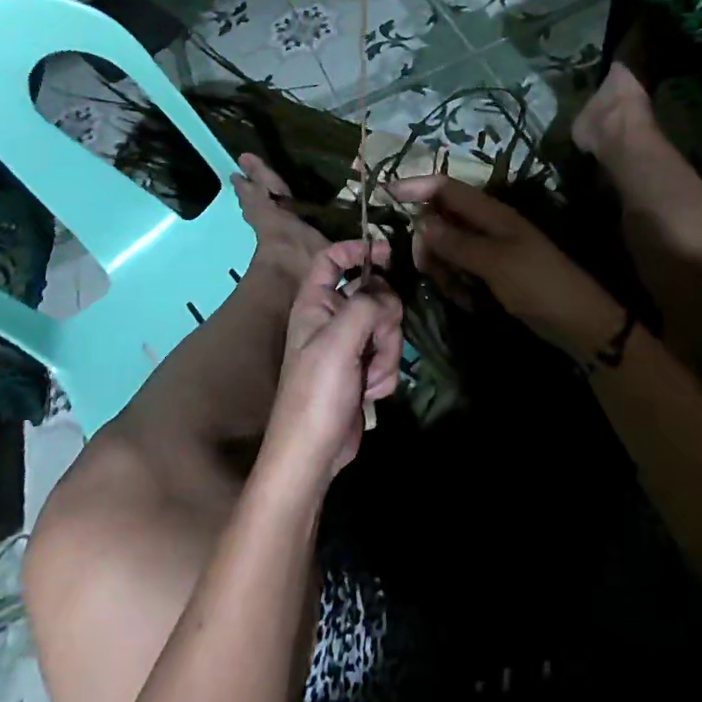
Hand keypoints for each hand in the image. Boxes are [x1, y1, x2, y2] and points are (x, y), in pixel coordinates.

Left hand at [264, 240, 402, 487]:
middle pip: (373, 294)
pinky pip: (388, 354)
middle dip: (384, 320)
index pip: (331, 260)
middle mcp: (330, 320)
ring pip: (386, 327)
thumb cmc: (316, 393)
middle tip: (376, 342)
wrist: (314, 451)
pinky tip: (370, 392)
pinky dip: (385, 372)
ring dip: (387, 352)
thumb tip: (387, 294)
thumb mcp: (338, 342)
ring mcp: (347, 346)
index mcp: (314, 304)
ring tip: (369, 379)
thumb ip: (366, 306)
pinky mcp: (362, 369)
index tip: (387, 251)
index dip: (356, 249)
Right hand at [388, 176, 623, 359]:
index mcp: (491, 213)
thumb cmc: (538, 285)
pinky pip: (460, 273)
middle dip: (430, 246)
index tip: (385, 193)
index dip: (416, 186)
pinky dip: (459, 287)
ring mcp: (488, 252)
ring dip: (445, 272)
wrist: (575, 321)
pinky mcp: (490, 274)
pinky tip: (473, 303)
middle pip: (439, 222)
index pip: (446, 188)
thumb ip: (457, 242)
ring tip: (463, 292)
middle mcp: (486, 227)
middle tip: (432, 269)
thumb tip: (421, 221)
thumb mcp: (495, 262)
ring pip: (446, 252)